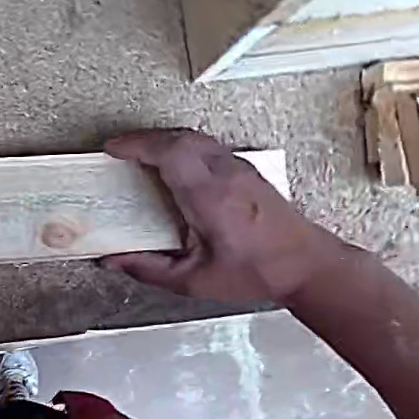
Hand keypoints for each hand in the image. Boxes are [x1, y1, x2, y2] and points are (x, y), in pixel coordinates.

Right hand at [101, 129, 347, 302]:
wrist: (305, 264)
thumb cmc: (254, 272)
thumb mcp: (193, 280)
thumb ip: (148, 269)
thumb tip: (113, 260)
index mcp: (209, 197)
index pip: (169, 152)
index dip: (136, 145)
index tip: (113, 149)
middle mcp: (224, 174)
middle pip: (178, 137)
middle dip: (143, 139)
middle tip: (119, 150)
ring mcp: (238, 168)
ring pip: (194, 137)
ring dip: (163, 140)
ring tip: (140, 154)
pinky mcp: (246, 171)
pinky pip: (207, 146)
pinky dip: (181, 146)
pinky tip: (171, 163)